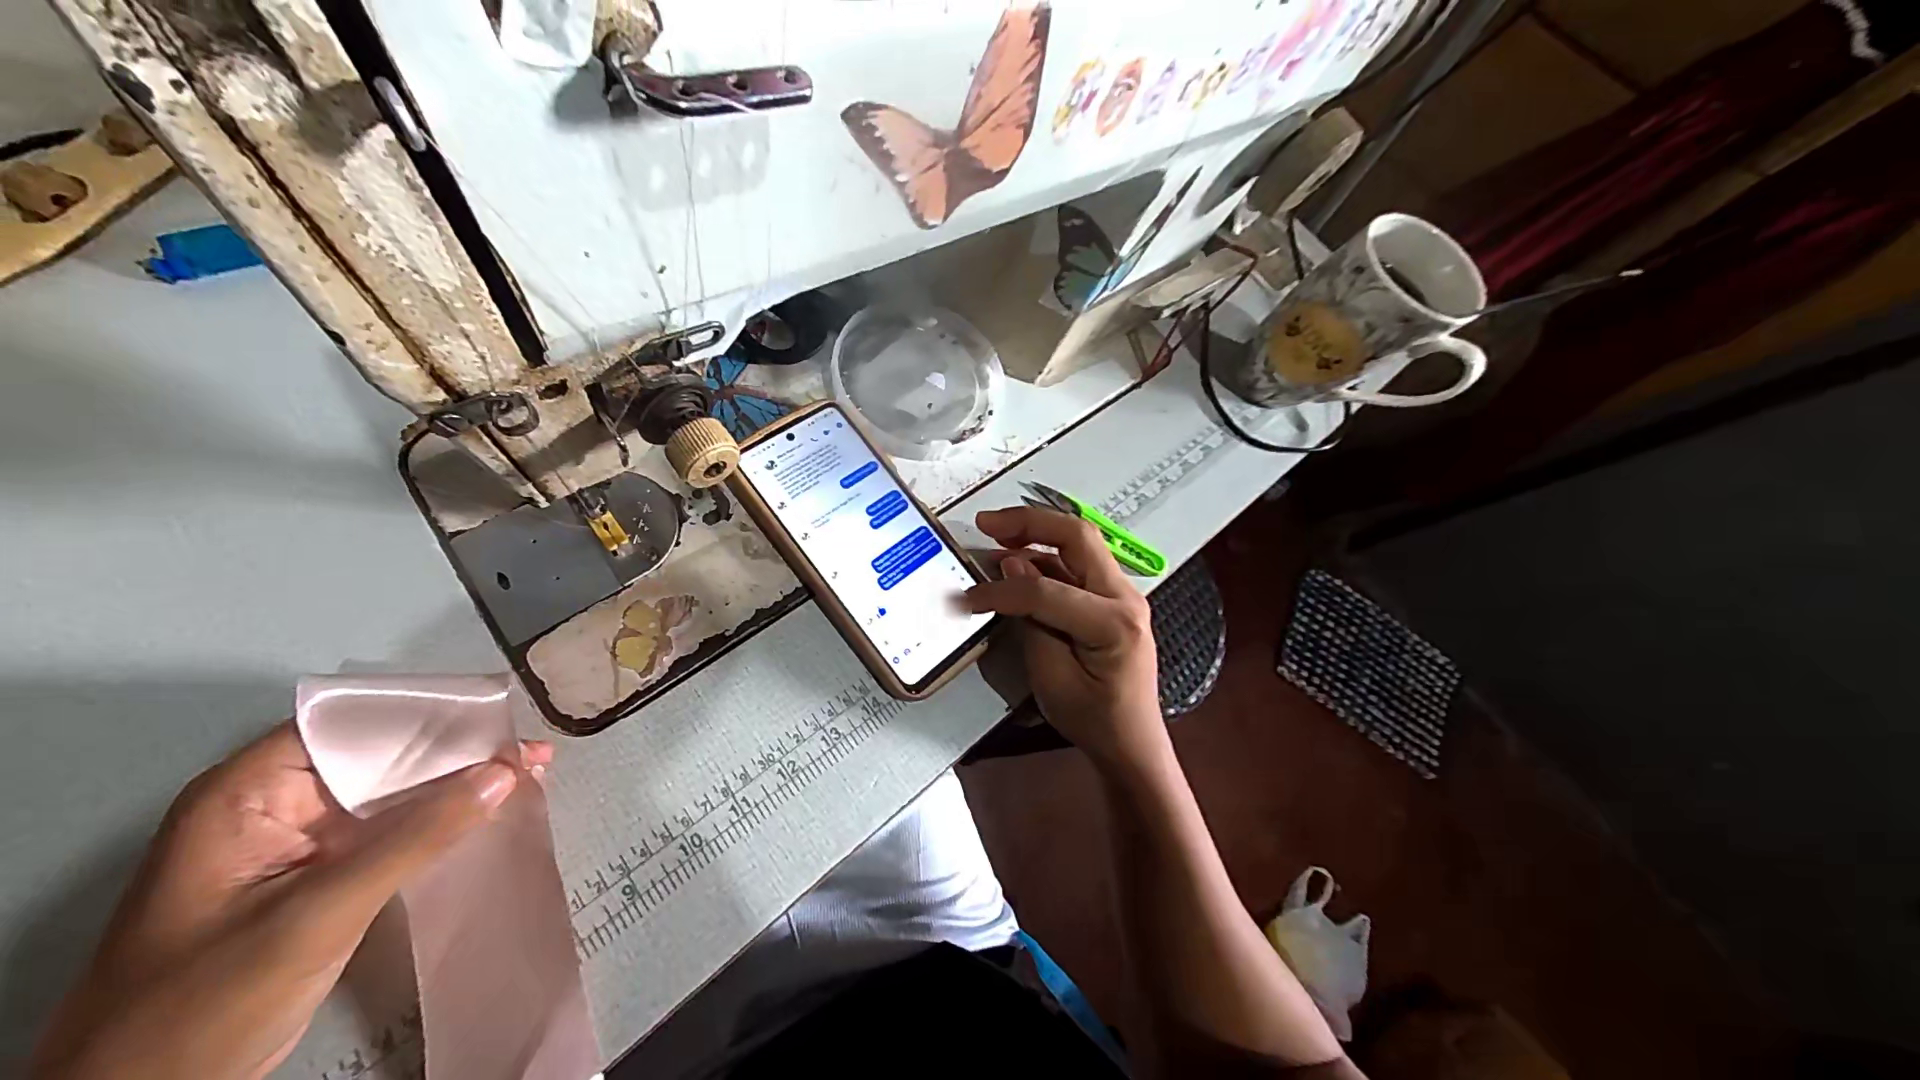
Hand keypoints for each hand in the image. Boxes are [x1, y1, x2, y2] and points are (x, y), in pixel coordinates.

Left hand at [33, 723, 549, 1079]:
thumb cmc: (206, 1002)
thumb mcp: (319, 913)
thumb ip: (416, 838)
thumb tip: (504, 773)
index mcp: (248, 793)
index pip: (352, 726)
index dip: (427, 717)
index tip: (499, 718)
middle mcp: (274, 803)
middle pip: (381, 756)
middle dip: (459, 752)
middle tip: (530, 749)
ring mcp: (299, 840)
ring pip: (395, 791)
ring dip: (459, 784)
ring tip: (530, 772)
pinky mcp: (324, 873)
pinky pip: (394, 828)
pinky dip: (443, 819)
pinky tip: (491, 812)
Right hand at [965, 506, 1165, 768]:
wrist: (1131, 742)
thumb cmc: (1093, 719)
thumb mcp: (1052, 678)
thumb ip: (1031, 619)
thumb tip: (1012, 567)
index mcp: (1114, 623)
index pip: (1047, 591)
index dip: (1001, 590)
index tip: (967, 597)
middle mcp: (1125, 597)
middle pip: (1078, 537)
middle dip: (1030, 522)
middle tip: (987, 523)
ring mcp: (1123, 594)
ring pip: (1080, 544)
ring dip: (1038, 534)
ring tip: (997, 537)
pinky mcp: (1113, 599)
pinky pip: (1080, 564)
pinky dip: (1048, 554)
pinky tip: (1019, 560)